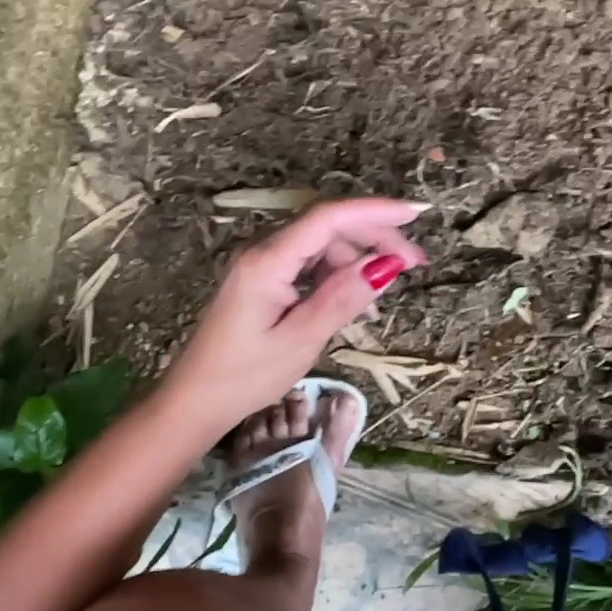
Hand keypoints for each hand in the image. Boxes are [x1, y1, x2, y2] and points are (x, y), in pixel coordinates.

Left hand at [158, 198, 429, 430]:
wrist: (196, 399)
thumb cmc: (244, 376)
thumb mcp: (301, 340)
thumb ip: (342, 298)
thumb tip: (385, 265)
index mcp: (268, 261)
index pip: (328, 218)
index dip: (374, 211)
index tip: (415, 214)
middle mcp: (263, 253)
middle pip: (327, 227)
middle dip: (374, 238)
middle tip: (415, 263)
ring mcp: (260, 266)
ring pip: (320, 247)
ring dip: (356, 262)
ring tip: (382, 299)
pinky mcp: (261, 282)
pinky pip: (307, 266)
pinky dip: (335, 278)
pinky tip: (354, 304)